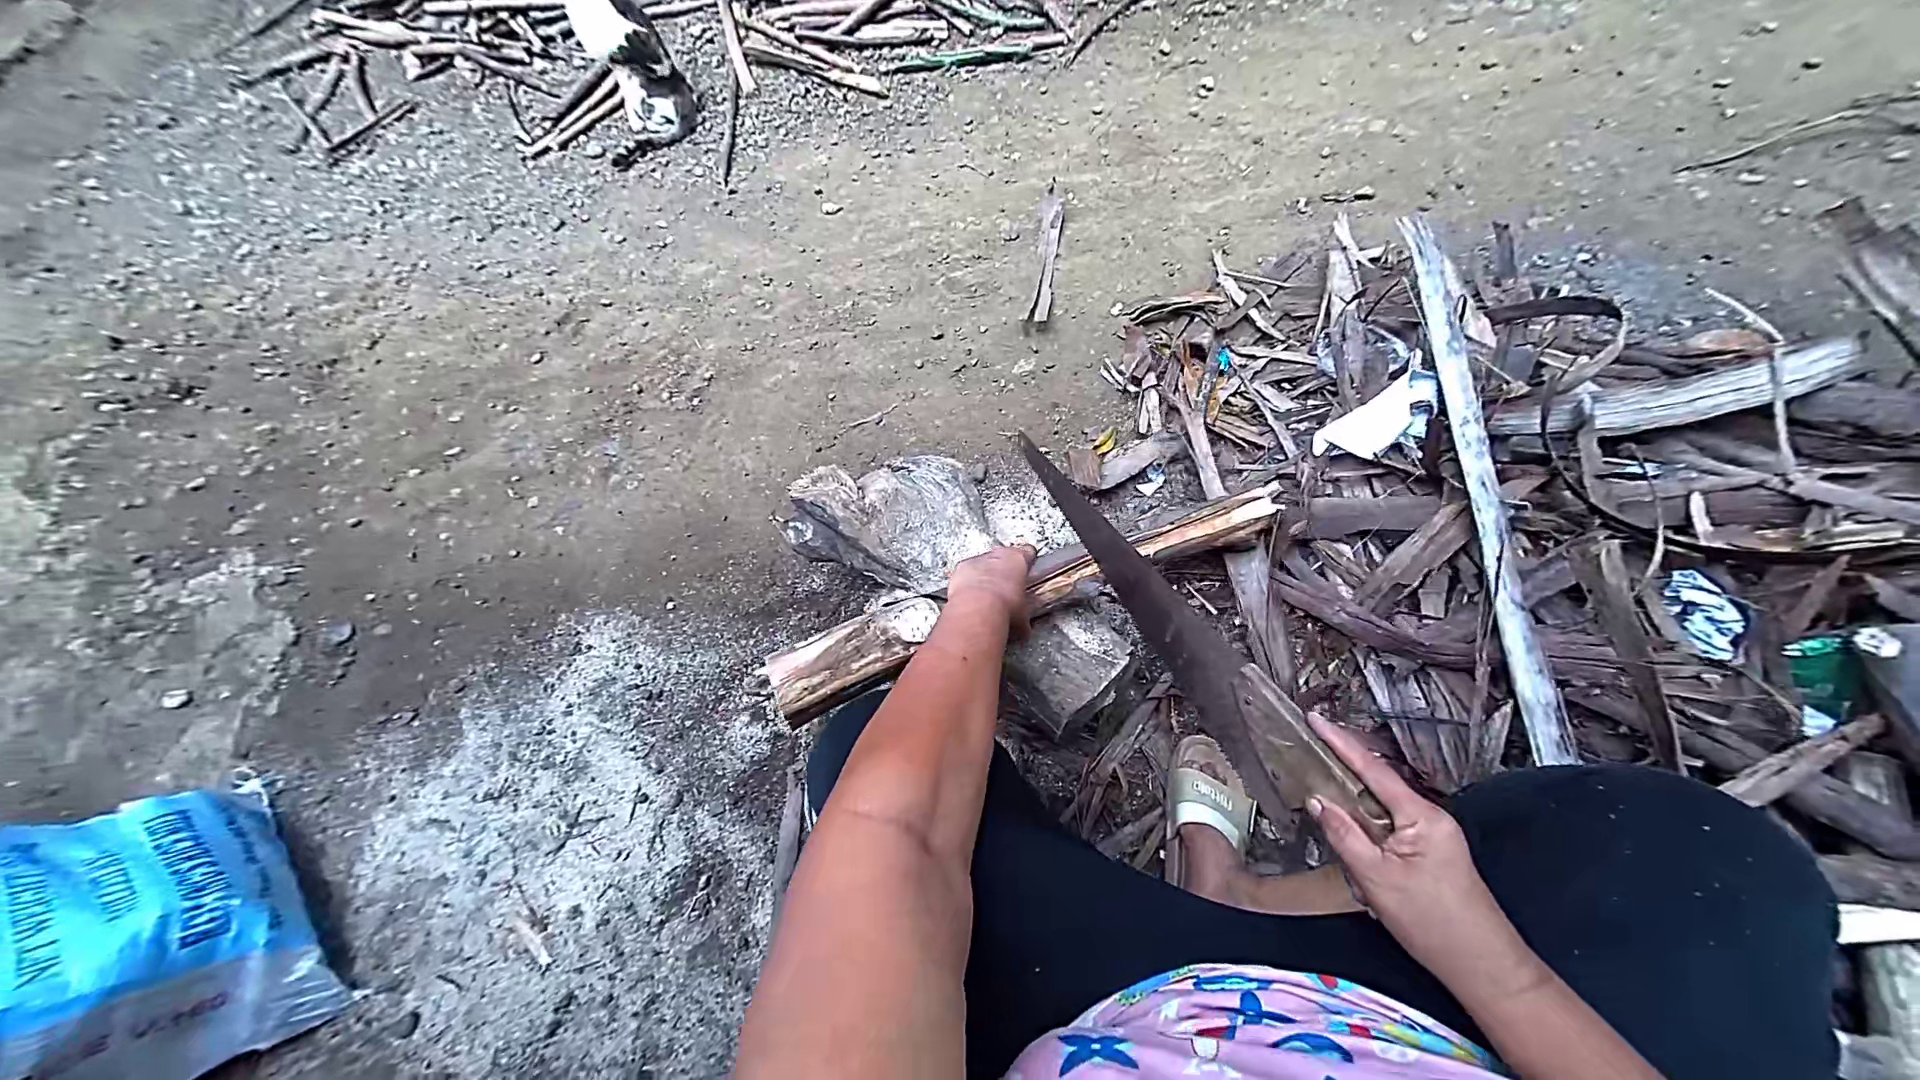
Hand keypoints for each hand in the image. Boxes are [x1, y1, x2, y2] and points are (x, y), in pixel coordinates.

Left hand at [946, 546, 1036, 634]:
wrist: (977, 609)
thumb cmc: (1004, 606)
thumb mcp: (1022, 615)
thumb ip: (1023, 615)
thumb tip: (1023, 628)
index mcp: (1017, 559)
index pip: (1026, 553)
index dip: (1026, 562)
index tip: (1025, 569)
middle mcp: (997, 555)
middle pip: (1001, 557)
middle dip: (1002, 570)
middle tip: (1004, 588)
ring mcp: (976, 560)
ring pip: (981, 565)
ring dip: (983, 577)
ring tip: (984, 597)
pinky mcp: (959, 570)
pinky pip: (964, 575)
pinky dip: (966, 585)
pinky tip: (969, 600)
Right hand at [1306, 713, 1545, 996]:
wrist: (1486, 970)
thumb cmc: (1436, 925)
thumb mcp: (1376, 878)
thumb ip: (1344, 834)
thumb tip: (1318, 801)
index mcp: (1422, 817)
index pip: (1372, 769)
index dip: (1339, 742)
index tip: (1315, 719)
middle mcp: (1430, 818)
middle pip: (1375, 783)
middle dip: (1341, 771)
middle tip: (1308, 753)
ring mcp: (1431, 834)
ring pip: (1379, 807)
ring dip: (1351, 806)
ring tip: (1321, 798)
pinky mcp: (1428, 851)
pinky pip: (1387, 825)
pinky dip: (1363, 825)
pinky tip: (1348, 836)